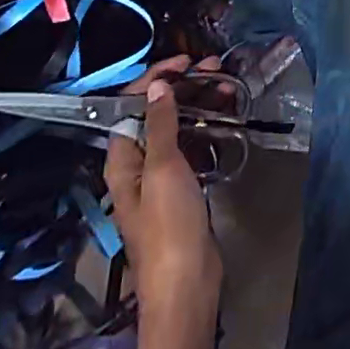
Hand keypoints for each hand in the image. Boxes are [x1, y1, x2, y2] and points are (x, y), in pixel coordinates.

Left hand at [105, 56, 223, 311]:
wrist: (186, 285)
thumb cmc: (169, 227)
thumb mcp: (163, 170)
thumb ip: (161, 125)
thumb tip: (157, 86)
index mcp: (122, 158)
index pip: (132, 105)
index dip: (156, 78)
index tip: (186, 62)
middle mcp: (137, 163)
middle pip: (157, 114)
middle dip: (183, 89)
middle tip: (216, 70)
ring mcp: (161, 177)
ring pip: (177, 129)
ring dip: (198, 106)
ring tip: (227, 88)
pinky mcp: (183, 188)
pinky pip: (192, 148)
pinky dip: (206, 130)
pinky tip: (225, 119)